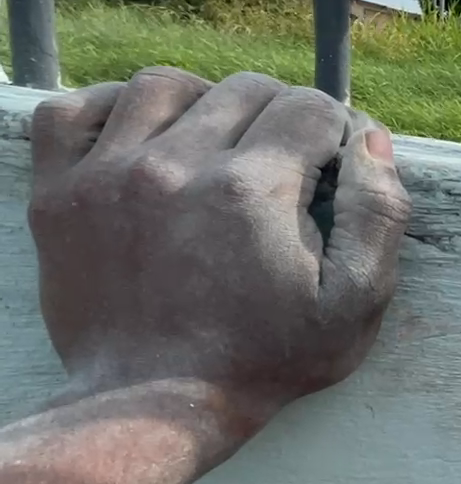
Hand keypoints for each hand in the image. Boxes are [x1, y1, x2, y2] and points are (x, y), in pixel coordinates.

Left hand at [27, 67, 410, 426]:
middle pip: (245, 89)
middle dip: (289, 114)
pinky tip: (157, 139)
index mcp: (254, 191)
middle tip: (302, 158)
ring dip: (213, 103)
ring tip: (233, 144)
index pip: (310, 109)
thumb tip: (374, 142)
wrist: (158, 399)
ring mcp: (106, 174)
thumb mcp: (361, 298)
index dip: (343, 128)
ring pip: (165, 85)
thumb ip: (379, 215)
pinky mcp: (58, 192)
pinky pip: (76, 108)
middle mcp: (175, 166)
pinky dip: (122, 108)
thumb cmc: (276, 353)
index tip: (347, 160)